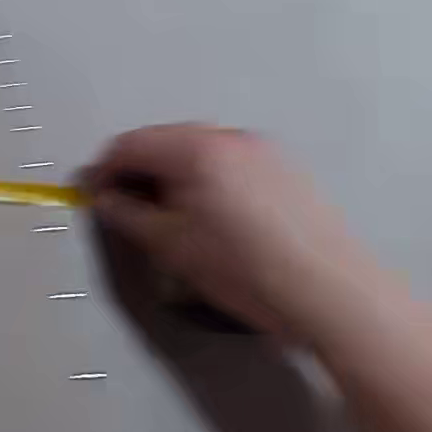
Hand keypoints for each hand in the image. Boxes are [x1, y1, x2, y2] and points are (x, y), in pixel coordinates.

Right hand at [83, 124, 393, 346]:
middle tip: (128, 208)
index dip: (105, 170)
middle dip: (138, 170)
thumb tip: (103, 197)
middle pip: (163, 141)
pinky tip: (209, 212)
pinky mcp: (284, 167)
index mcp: (195, 149)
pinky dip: (203, 177)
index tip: (95, 198)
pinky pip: (227, 160)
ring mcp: (262, 149)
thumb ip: (126, 214)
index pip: (130, 144)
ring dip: (170, 173)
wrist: (336, 295)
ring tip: (168, 213)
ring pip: (196, 150)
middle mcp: (228, 136)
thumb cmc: (241, 269)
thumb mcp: (170, 245)